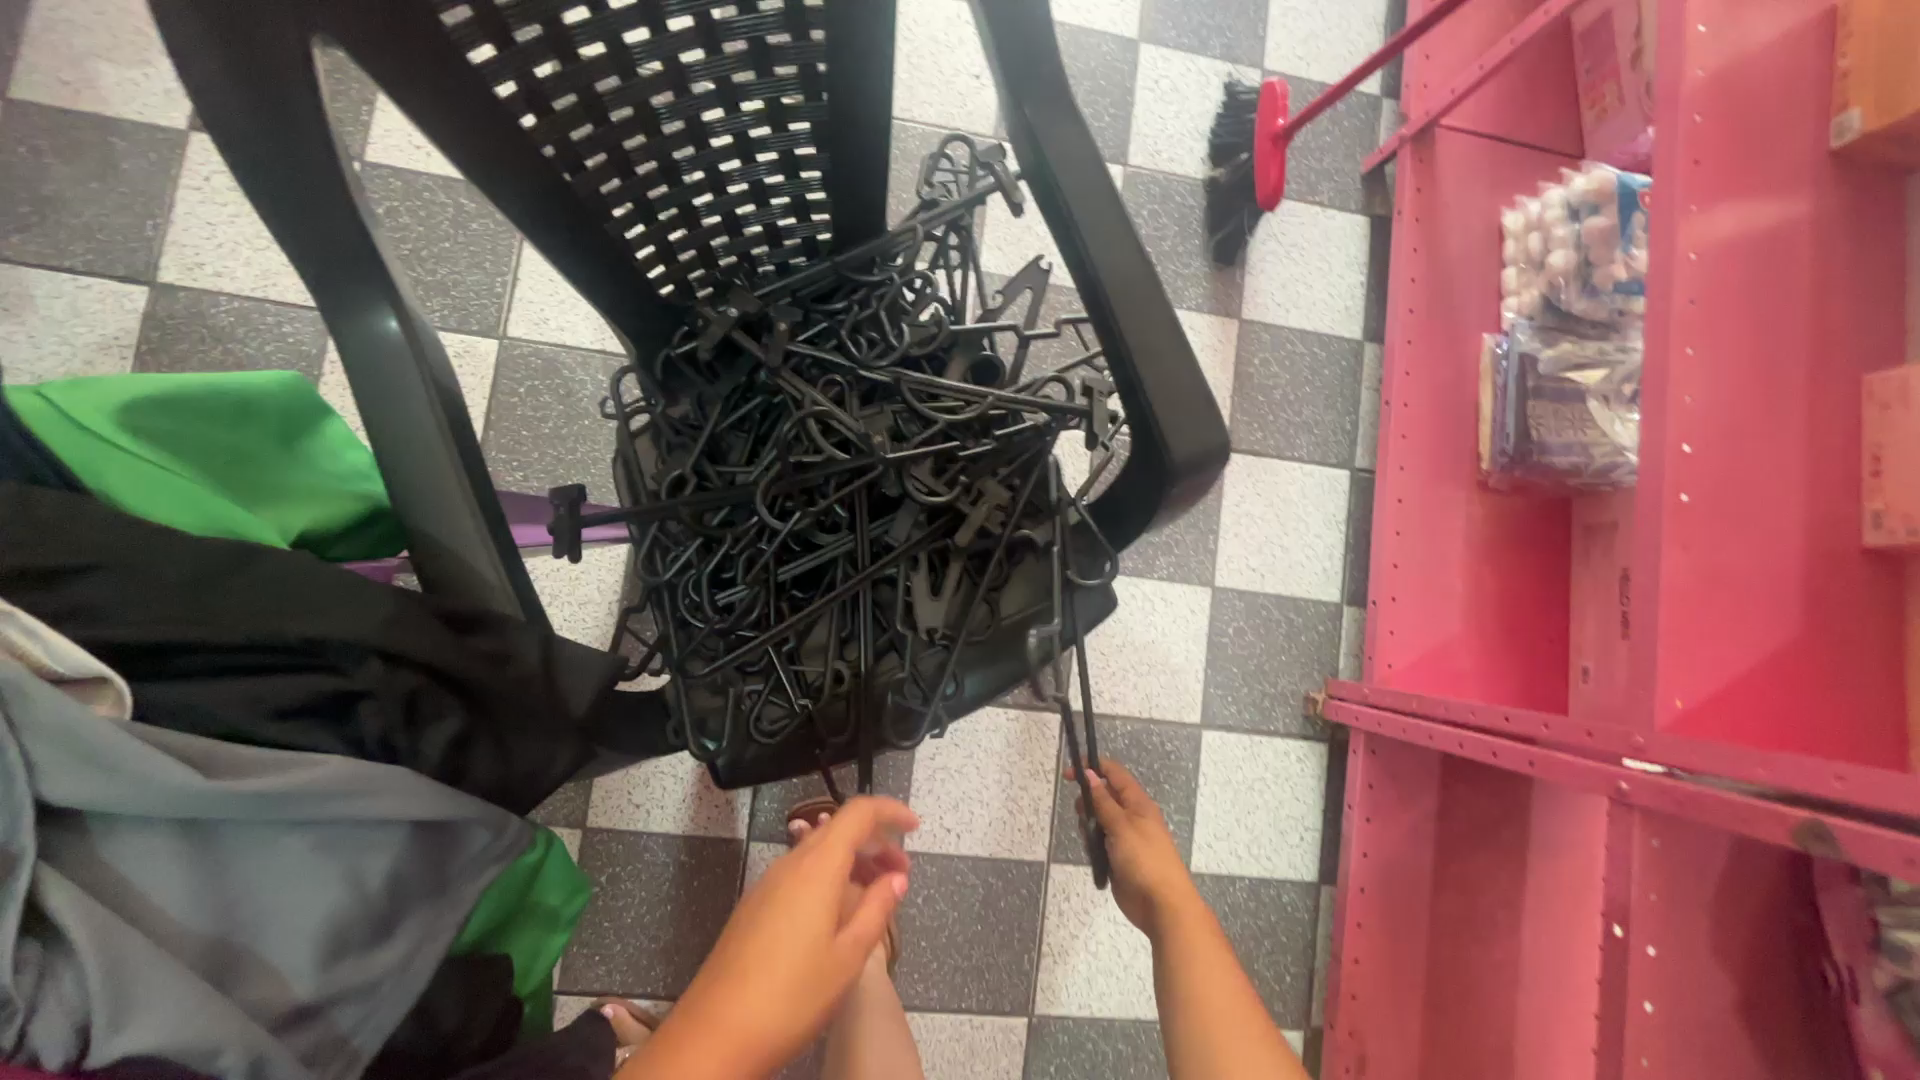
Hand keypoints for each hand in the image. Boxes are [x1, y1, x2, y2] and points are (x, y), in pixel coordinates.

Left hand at [619, 796, 916, 1079]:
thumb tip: (896, 877)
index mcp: (817, 867)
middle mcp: (791, 864)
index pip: (858, 813)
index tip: (915, 827)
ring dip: (852, 862)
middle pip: (838, 830)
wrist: (714, 1034)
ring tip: (876, 896)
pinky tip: (838, 916)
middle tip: (902, 874)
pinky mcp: (755, 906)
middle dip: (875, 842)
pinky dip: (829, 878)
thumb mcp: (849, 956)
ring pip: (818, 853)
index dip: (890, 811)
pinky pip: (801, 874)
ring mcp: (768, 884)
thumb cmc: (792, 995)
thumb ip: (877, 908)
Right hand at [1071, 760, 1199, 938]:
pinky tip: (1092, 853)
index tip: (1069, 773)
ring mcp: (1125, 838)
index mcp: (1138, 803)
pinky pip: (1100, 842)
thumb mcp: (1121, 825)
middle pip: (1104, 796)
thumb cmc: (1144, 859)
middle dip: (1088, 801)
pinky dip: (1092, 843)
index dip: (1093, 768)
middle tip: (1082, 813)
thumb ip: (1103, 800)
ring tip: (1090, 838)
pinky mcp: (1118, 857)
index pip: (1115, 774)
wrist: (1161, 904)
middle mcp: (1132, 816)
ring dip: (1089, 825)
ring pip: (1099, 820)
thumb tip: (1090, 774)